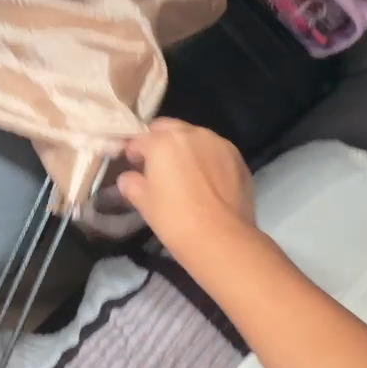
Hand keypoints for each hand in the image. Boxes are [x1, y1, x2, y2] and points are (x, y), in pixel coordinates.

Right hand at [117, 119, 255, 255]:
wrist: (222, 239)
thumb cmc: (175, 219)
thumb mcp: (144, 203)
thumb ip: (132, 183)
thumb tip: (129, 178)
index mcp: (163, 142)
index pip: (140, 139)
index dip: (133, 152)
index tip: (133, 166)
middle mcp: (191, 134)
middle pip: (169, 128)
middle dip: (160, 141)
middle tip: (158, 166)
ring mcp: (218, 143)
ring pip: (195, 136)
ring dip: (185, 147)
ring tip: (185, 173)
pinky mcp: (237, 157)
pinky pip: (215, 150)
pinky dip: (207, 158)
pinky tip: (207, 181)